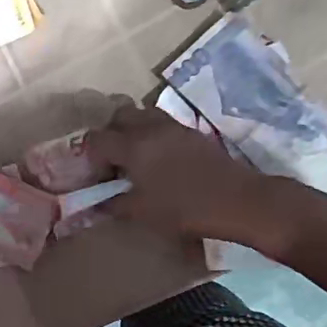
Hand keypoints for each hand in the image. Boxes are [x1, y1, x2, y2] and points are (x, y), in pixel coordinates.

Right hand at [85, 105, 288, 246]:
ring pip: (143, 114)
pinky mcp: (192, 132)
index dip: (90, 157)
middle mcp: (150, 127)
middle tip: (114, 161)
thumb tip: (95, 205)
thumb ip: (113, 205)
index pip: (96, 138)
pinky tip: (160, 160)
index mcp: (133, 146)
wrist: (235, 200)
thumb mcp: (141, 212)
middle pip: (119, 116)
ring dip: (133, 130)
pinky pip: (162, 123)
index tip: (98, 177)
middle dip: (110, 134)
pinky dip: (153, 135)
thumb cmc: (183, 208)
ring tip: (137, 157)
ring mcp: (174, 126)